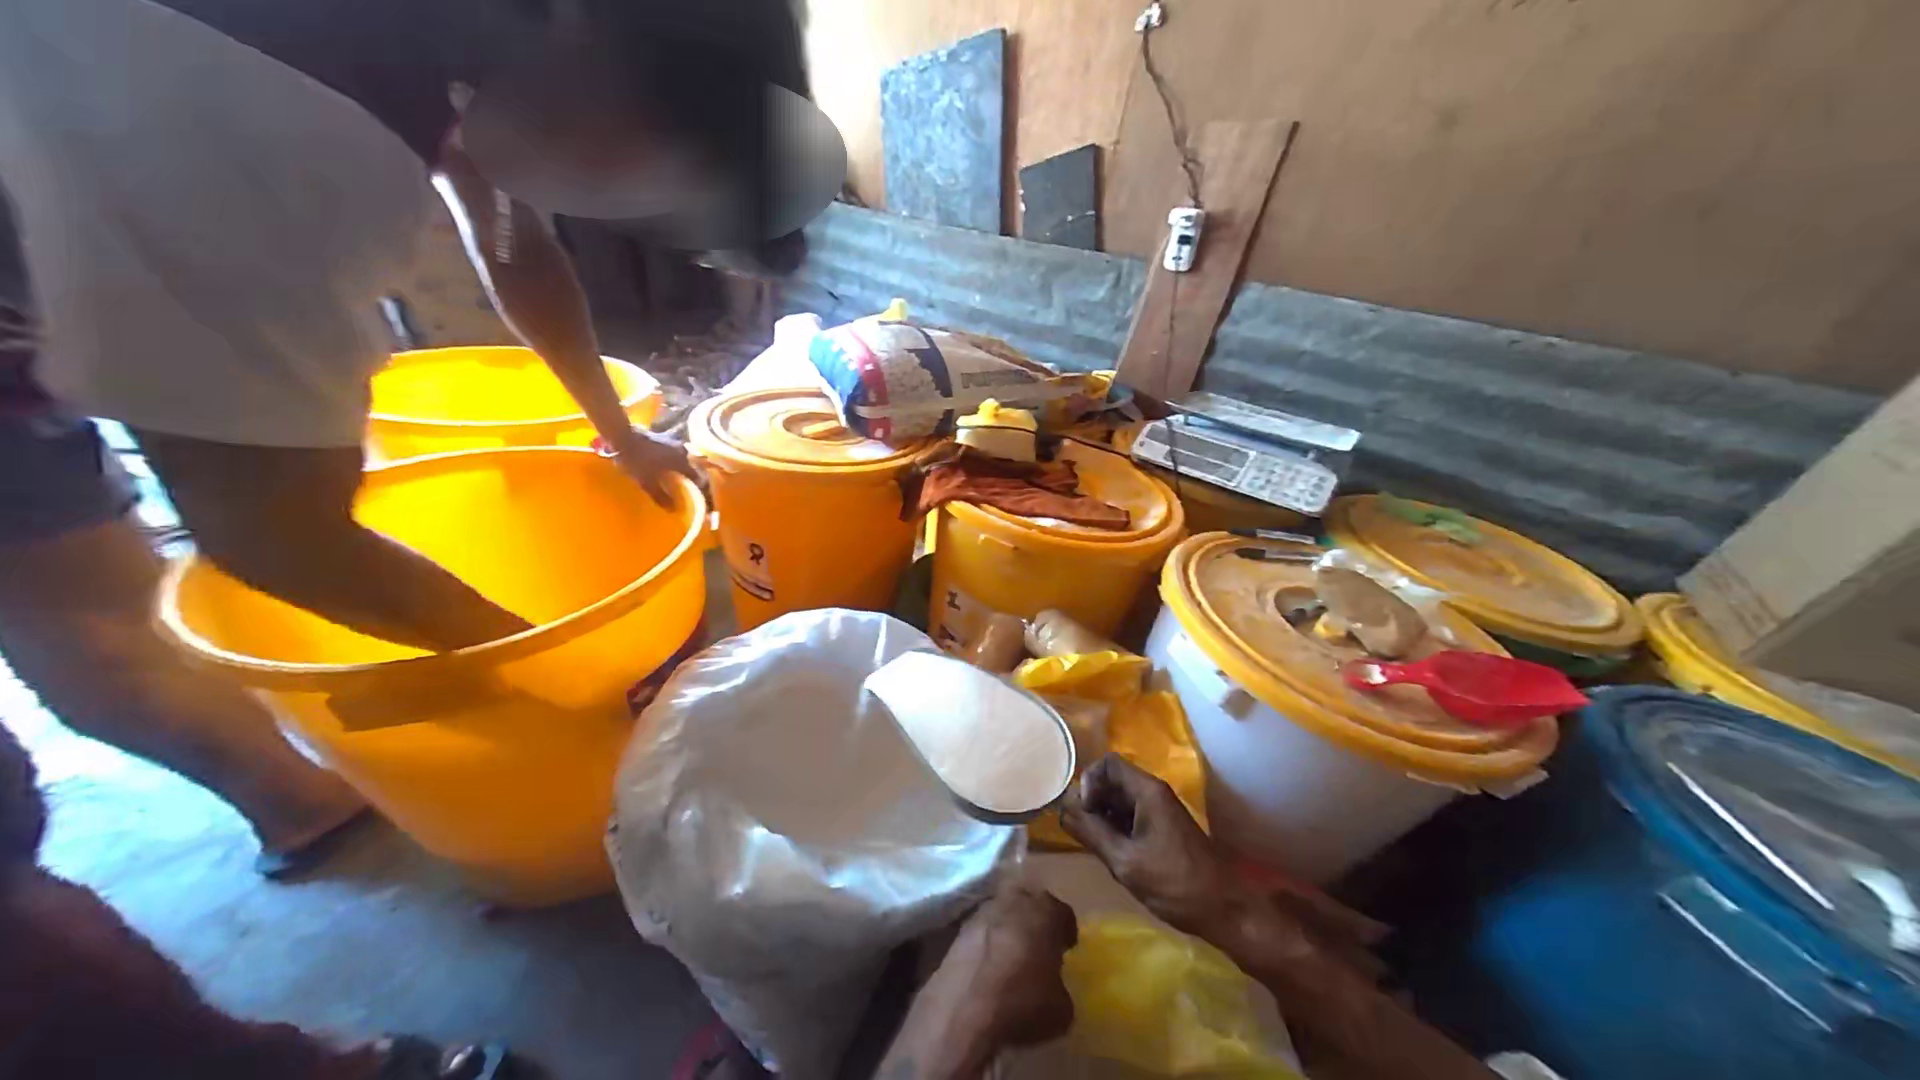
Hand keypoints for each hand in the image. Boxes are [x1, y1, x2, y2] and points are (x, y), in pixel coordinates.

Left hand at [604, 426, 698, 507]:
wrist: (623, 438)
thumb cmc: (637, 462)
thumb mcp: (647, 483)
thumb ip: (661, 496)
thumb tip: (673, 509)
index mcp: (681, 463)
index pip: (696, 476)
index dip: (697, 486)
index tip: (694, 493)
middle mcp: (682, 452)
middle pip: (689, 466)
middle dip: (688, 475)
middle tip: (683, 485)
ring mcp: (672, 443)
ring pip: (681, 458)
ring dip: (679, 466)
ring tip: (673, 474)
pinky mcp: (663, 438)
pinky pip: (672, 452)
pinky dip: (670, 459)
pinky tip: (663, 464)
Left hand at [924, 885, 1078, 1052]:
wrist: (964, 1010)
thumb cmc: (1023, 1002)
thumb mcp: (1062, 1008)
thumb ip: (1059, 985)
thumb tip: (1052, 985)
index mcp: (1045, 912)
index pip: (1062, 913)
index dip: (1065, 931)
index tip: (1065, 948)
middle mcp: (1014, 901)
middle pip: (1029, 902)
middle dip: (1034, 920)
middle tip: (1039, 945)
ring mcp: (982, 912)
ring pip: (1002, 912)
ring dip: (1008, 928)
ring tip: (1012, 956)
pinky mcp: (959, 930)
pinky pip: (981, 930)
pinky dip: (987, 942)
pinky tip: (988, 966)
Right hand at [1059, 755, 1243, 939]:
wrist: (1225, 911)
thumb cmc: (1175, 884)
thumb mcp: (1125, 861)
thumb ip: (1091, 833)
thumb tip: (1062, 810)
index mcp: (1148, 791)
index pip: (1107, 764)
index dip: (1088, 783)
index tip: (1084, 812)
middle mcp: (1154, 793)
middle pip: (1113, 779)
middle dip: (1093, 801)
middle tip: (1084, 832)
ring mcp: (1161, 810)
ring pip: (1120, 798)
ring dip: (1103, 815)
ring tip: (1097, 845)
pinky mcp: (1163, 827)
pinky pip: (1131, 814)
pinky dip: (1116, 826)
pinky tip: (1113, 853)